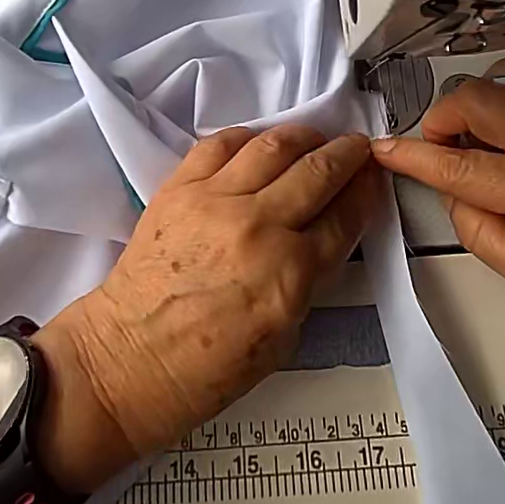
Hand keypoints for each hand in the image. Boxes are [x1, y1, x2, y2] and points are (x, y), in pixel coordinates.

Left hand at [35, 125, 379, 489]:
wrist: (131, 356)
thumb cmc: (206, 366)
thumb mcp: (283, 337)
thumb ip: (305, 281)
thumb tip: (316, 241)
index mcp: (292, 273)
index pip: (345, 217)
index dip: (366, 192)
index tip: (374, 179)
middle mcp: (258, 227)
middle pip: (318, 172)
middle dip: (347, 154)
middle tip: (355, 148)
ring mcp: (214, 202)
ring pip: (272, 147)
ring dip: (302, 137)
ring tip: (312, 139)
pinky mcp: (177, 190)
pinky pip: (217, 146)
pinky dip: (244, 138)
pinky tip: (256, 144)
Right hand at [369, 71, 504, 342]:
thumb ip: (481, 234)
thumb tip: (454, 193)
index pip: (458, 165)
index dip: (411, 156)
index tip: (384, 149)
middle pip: (476, 99)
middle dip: (441, 119)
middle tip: (441, 148)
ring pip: (504, 79)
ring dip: (476, 106)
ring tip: (481, 142)